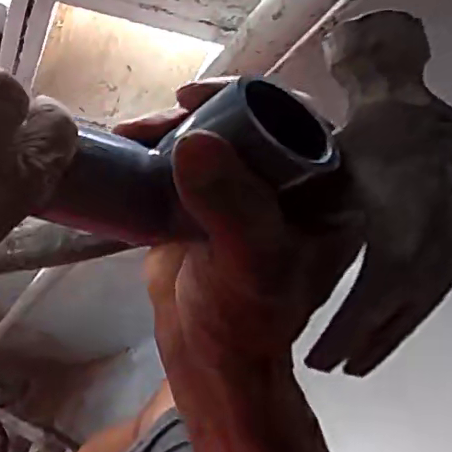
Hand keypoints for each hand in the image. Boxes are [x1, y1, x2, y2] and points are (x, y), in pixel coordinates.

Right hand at [115, 80, 357, 371]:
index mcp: (323, 191)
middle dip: (194, 114)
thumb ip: (228, 205)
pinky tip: (128, 149)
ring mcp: (241, 193)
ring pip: (208, 139)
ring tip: (128, 135)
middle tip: (151, 122)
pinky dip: (153, 151)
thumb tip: (193, 141)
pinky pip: (180, 163)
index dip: (246, 98)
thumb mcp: (246, 261)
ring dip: (167, 130)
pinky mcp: (202, 203)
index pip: (294, 120)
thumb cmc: (243, 316)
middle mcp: (287, 185)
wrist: (205, 353)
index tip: (192, 97)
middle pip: (243, 122)